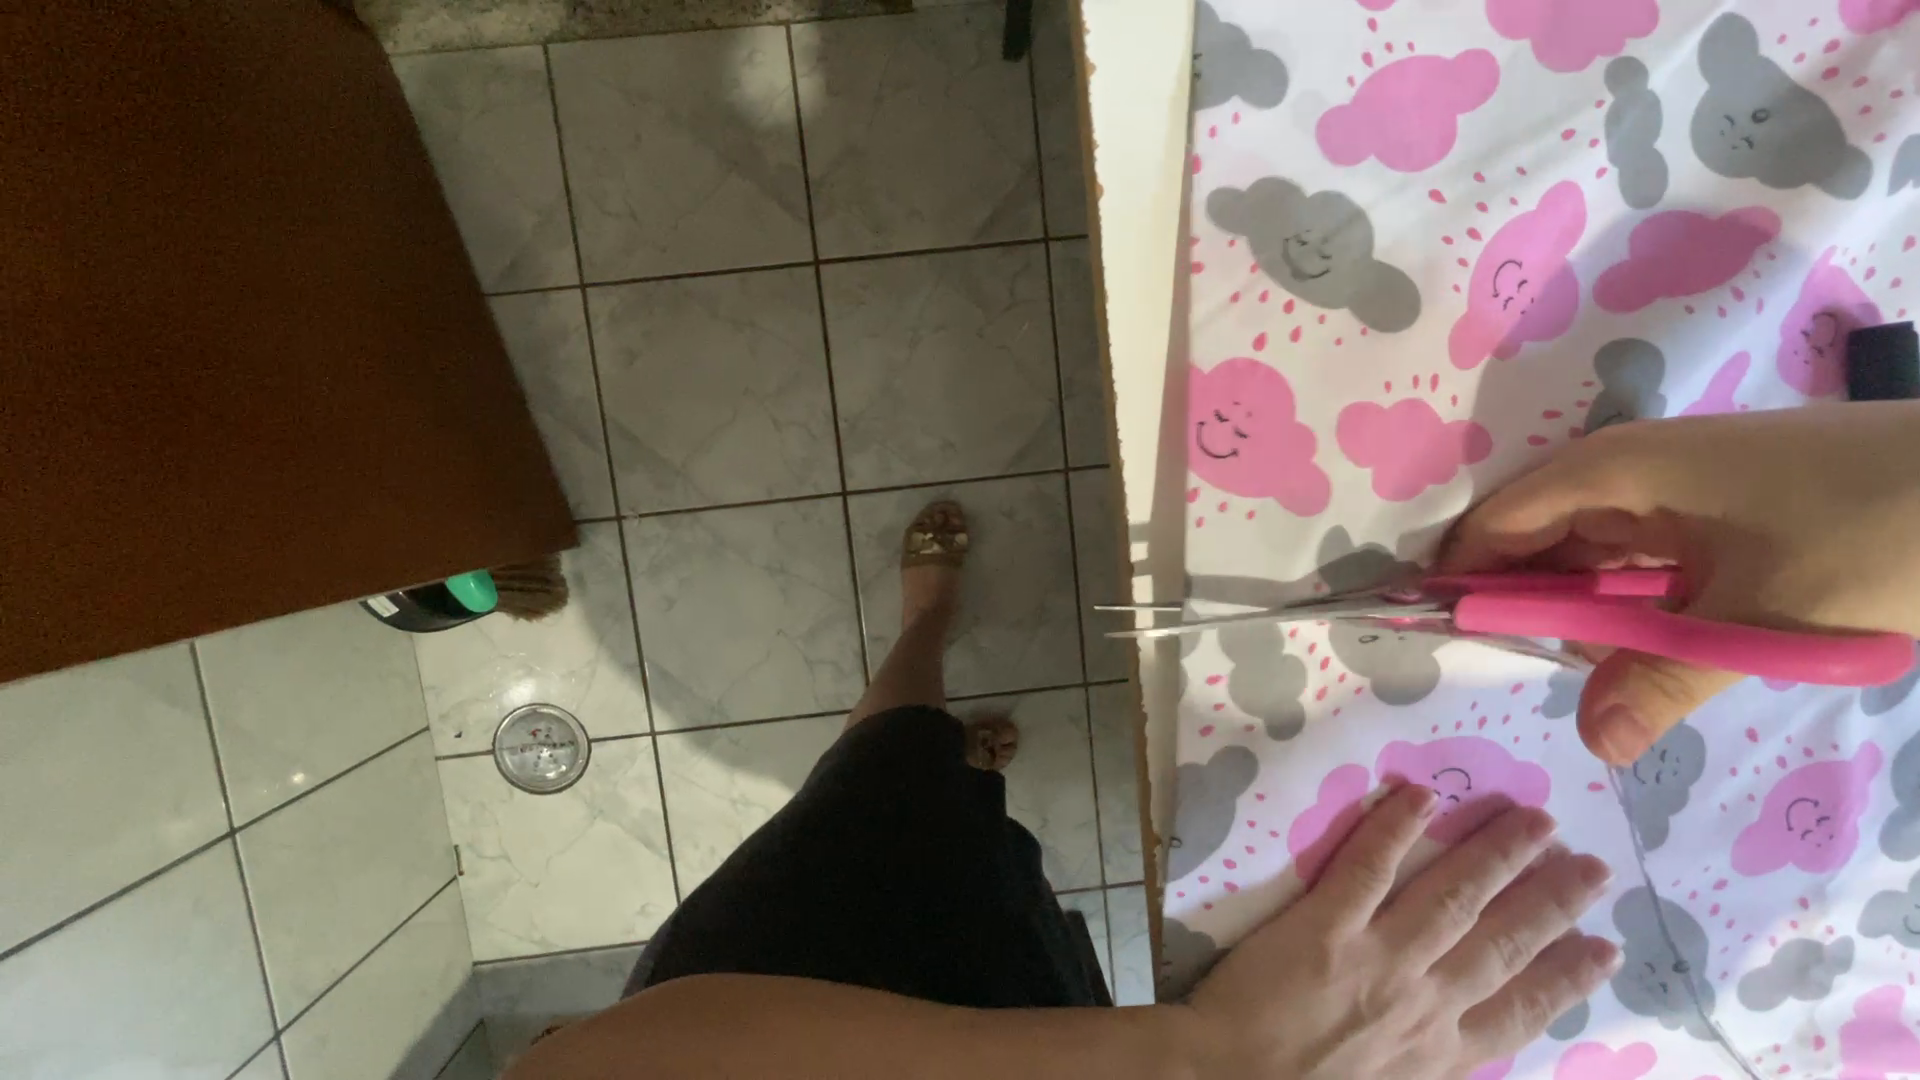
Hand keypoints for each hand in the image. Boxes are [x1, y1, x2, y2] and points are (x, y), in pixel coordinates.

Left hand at [1185, 786, 1617, 1079]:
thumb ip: (1434, 1056)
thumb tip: (1470, 1024)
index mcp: (1444, 1051)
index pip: (1524, 1007)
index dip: (1569, 976)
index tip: (1608, 946)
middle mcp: (1425, 1002)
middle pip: (1501, 941)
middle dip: (1552, 901)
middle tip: (1592, 863)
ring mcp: (1377, 960)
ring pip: (1452, 896)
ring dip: (1498, 855)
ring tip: (1535, 820)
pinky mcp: (1323, 928)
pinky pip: (1368, 869)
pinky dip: (1396, 829)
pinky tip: (1422, 796)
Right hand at [1439, 403, 1919, 763]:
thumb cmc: (1881, 527)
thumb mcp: (1770, 618)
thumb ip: (1667, 680)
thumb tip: (1593, 747)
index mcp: (1605, 472)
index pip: (1492, 528)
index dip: (1460, 580)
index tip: (1443, 638)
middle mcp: (1616, 468)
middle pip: (1526, 537)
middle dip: (1512, 599)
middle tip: (1508, 667)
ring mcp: (1661, 483)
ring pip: (1576, 547)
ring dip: (1566, 603)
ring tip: (1564, 662)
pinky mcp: (1701, 501)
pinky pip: (1625, 551)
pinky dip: (1613, 594)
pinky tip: (1625, 634)